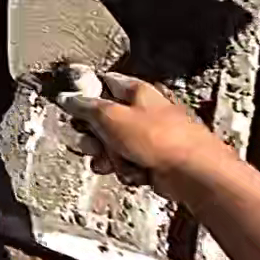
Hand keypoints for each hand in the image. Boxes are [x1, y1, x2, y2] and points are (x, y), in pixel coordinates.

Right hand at [56, 72, 234, 192]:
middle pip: (101, 119)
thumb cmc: (160, 139)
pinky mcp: (150, 159)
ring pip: (109, 143)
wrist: (195, 175)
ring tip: (112, 162)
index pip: (102, 83)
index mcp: (136, 92)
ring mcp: (147, 136)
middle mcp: (142, 111)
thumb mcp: (111, 117)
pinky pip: (123, 162)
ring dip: (105, 156)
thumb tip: (65, 97)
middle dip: (92, 135)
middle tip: (92, 143)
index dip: (84, 94)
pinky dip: (123, 169)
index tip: (72, 108)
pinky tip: (131, 172)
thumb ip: (84, 106)